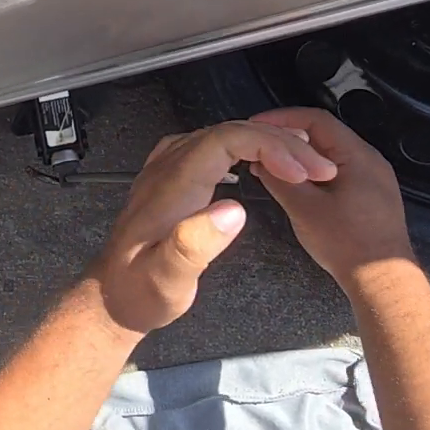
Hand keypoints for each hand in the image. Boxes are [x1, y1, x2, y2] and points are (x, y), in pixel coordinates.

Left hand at [85, 121, 338, 333]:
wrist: (113, 297)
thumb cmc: (140, 292)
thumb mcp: (167, 278)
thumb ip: (194, 244)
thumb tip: (231, 211)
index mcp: (170, 188)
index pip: (225, 139)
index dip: (269, 145)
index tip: (303, 170)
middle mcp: (164, 172)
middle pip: (226, 132)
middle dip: (278, 142)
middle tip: (317, 167)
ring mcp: (163, 175)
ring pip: (217, 136)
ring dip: (263, 142)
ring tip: (300, 161)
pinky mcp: (167, 184)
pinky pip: (206, 149)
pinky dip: (241, 148)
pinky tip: (256, 161)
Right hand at [247, 107, 416, 286]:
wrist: (381, 280)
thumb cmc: (346, 242)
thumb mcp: (302, 207)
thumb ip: (278, 179)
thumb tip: (260, 161)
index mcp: (357, 156)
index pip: (315, 119)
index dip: (280, 119)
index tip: (253, 126)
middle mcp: (368, 160)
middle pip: (321, 134)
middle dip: (286, 138)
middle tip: (256, 147)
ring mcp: (371, 177)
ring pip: (326, 153)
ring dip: (296, 156)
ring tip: (268, 166)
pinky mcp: (367, 193)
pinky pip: (334, 170)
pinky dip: (308, 171)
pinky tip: (290, 184)